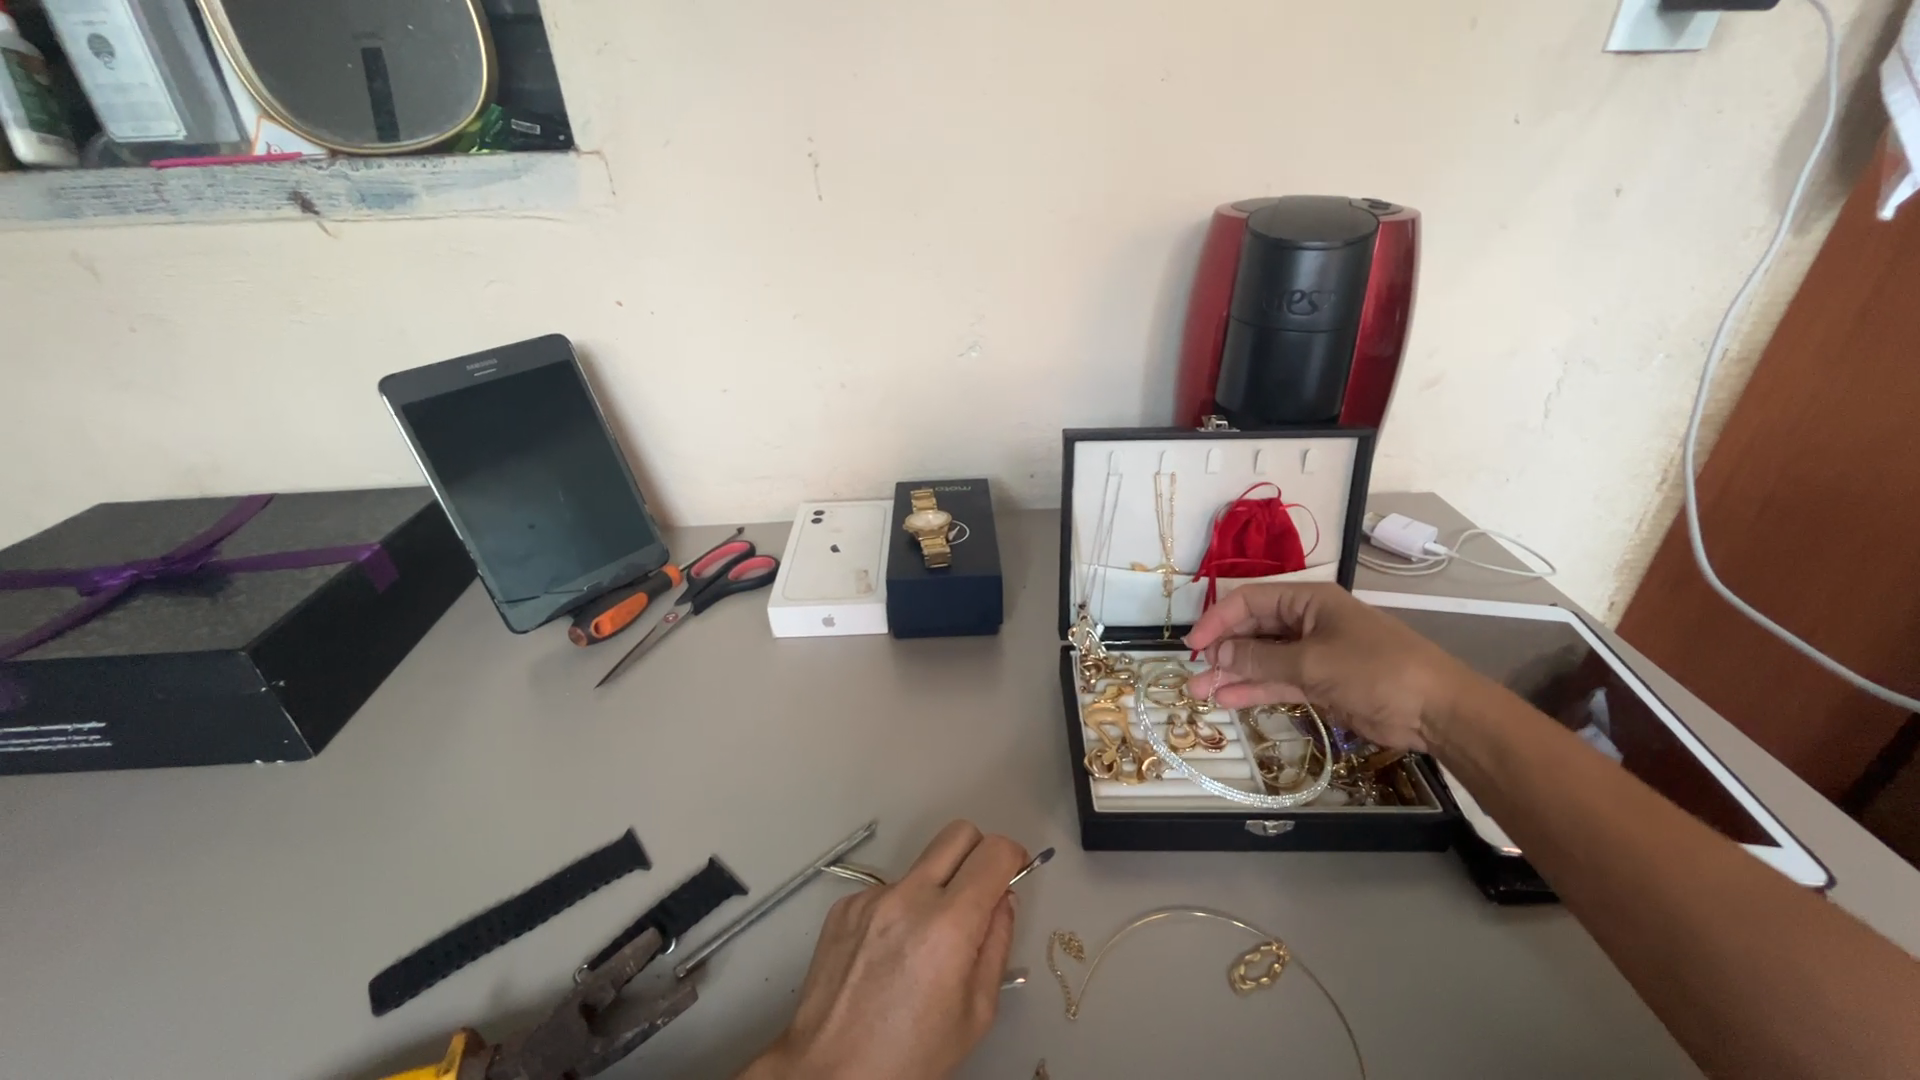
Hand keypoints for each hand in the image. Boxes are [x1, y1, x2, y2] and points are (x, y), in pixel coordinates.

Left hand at [740, 821, 1025, 1079]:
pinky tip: (889, 955)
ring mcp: (870, 898)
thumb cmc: (911, 1055)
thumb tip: (1002, 898)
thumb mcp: (977, 1011)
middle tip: (978, 894)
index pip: (993, 852)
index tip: (1014, 871)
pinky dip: (899, 911)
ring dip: (935, 889)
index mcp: (948, 925)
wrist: (829, 1073)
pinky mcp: (844, 906)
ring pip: (921, 867)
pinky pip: (887, 891)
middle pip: (958, 833)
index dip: (1013, 857)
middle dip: (978, 853)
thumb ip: (996, 942)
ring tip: (922, 946)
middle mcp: (907, 897)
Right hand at [1184, 583, 1476, 753]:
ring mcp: (1312, 654)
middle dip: (1222, 650)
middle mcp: (1306, 622)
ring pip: (1261, 660)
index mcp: (1308, 600)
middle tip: (1193, 671)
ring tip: (1199, 691)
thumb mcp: (1313, 661)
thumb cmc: (1376, 669)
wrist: (1435, 709)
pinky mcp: (1319, 683)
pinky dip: (1253, 689)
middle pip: (1252, 630)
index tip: (1193, 644)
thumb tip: (1217, 655)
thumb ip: (1261, 659)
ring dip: (1232, 674)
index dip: (1218, 620)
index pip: (1250, 601)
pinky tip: (1227, 699)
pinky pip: (1277, 682)